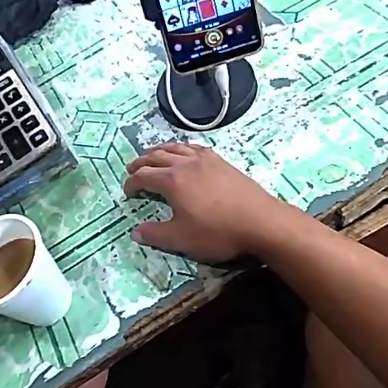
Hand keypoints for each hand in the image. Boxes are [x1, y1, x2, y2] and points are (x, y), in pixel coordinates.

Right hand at [123, 144, 304, 262]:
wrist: (260, 222)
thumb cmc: (218, 232)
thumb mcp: (181, 239)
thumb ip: (155, 234)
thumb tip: (135, 232)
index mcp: (172, 181)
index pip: (143, 176)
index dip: (131, 183)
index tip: (127, 192)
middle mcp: (186, 164)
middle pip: (156, 157)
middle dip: (141, 163)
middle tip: (132, 170)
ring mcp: (206, 160)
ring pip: (176, 148)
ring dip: (159, 151)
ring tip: (152, 155)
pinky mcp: (222, 162)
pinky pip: (195, 148)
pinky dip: (182, 148)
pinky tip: (185, 153)